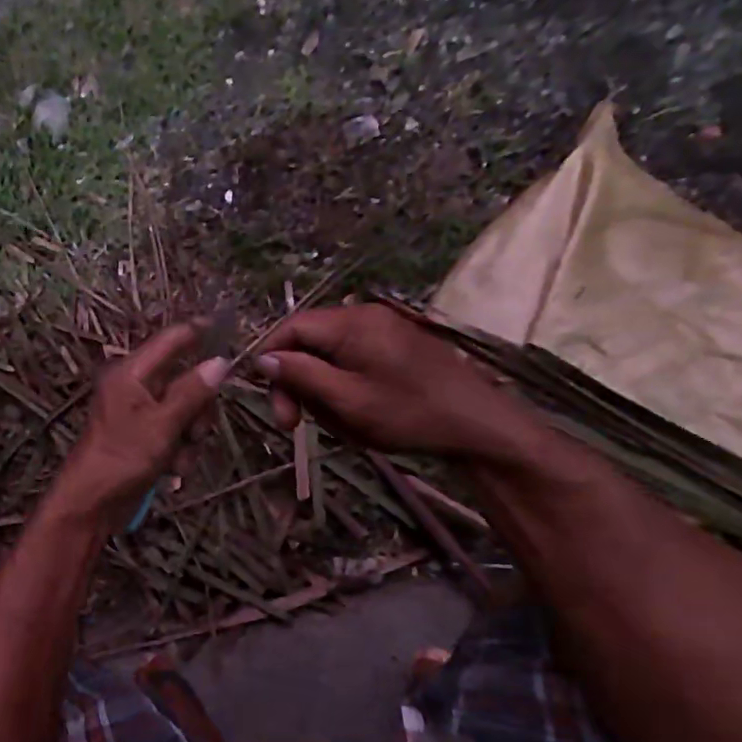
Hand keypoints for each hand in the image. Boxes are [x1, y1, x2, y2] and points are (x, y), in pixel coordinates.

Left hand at [45, 322, 227, 527]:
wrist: (91, 504)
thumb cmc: (123, 457)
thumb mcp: (163, 423)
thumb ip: (193, 392)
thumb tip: (220, 362)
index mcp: (131, 372)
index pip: (172, 339)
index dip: (200, 333)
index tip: (230, 331)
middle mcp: (135, 387)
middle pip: (185, 380)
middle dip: (198, 409)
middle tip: (195, 431)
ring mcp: (139, 414)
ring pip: (184, 411)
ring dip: (189, 437)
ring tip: (178, 460)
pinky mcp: (143, 438)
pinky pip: (174, 433)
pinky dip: (178, 451)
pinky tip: (172, 471)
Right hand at [256, 304, 547, 462]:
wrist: (478, 424)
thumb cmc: (410, 413)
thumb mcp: (347, 400)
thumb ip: (301, 376)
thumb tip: (262, 359)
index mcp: (351, 323)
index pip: (290, 328)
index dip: (271, 361)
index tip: (272, 402)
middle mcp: (364, 316)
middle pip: (308, 343)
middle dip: (298, 383)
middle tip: (297, 425)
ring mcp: (383, 330)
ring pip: (328, 356)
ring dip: (322, 391)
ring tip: (340, 423)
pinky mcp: (395, 347)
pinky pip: (352, 361)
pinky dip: (344, 388)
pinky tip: (357, 414)